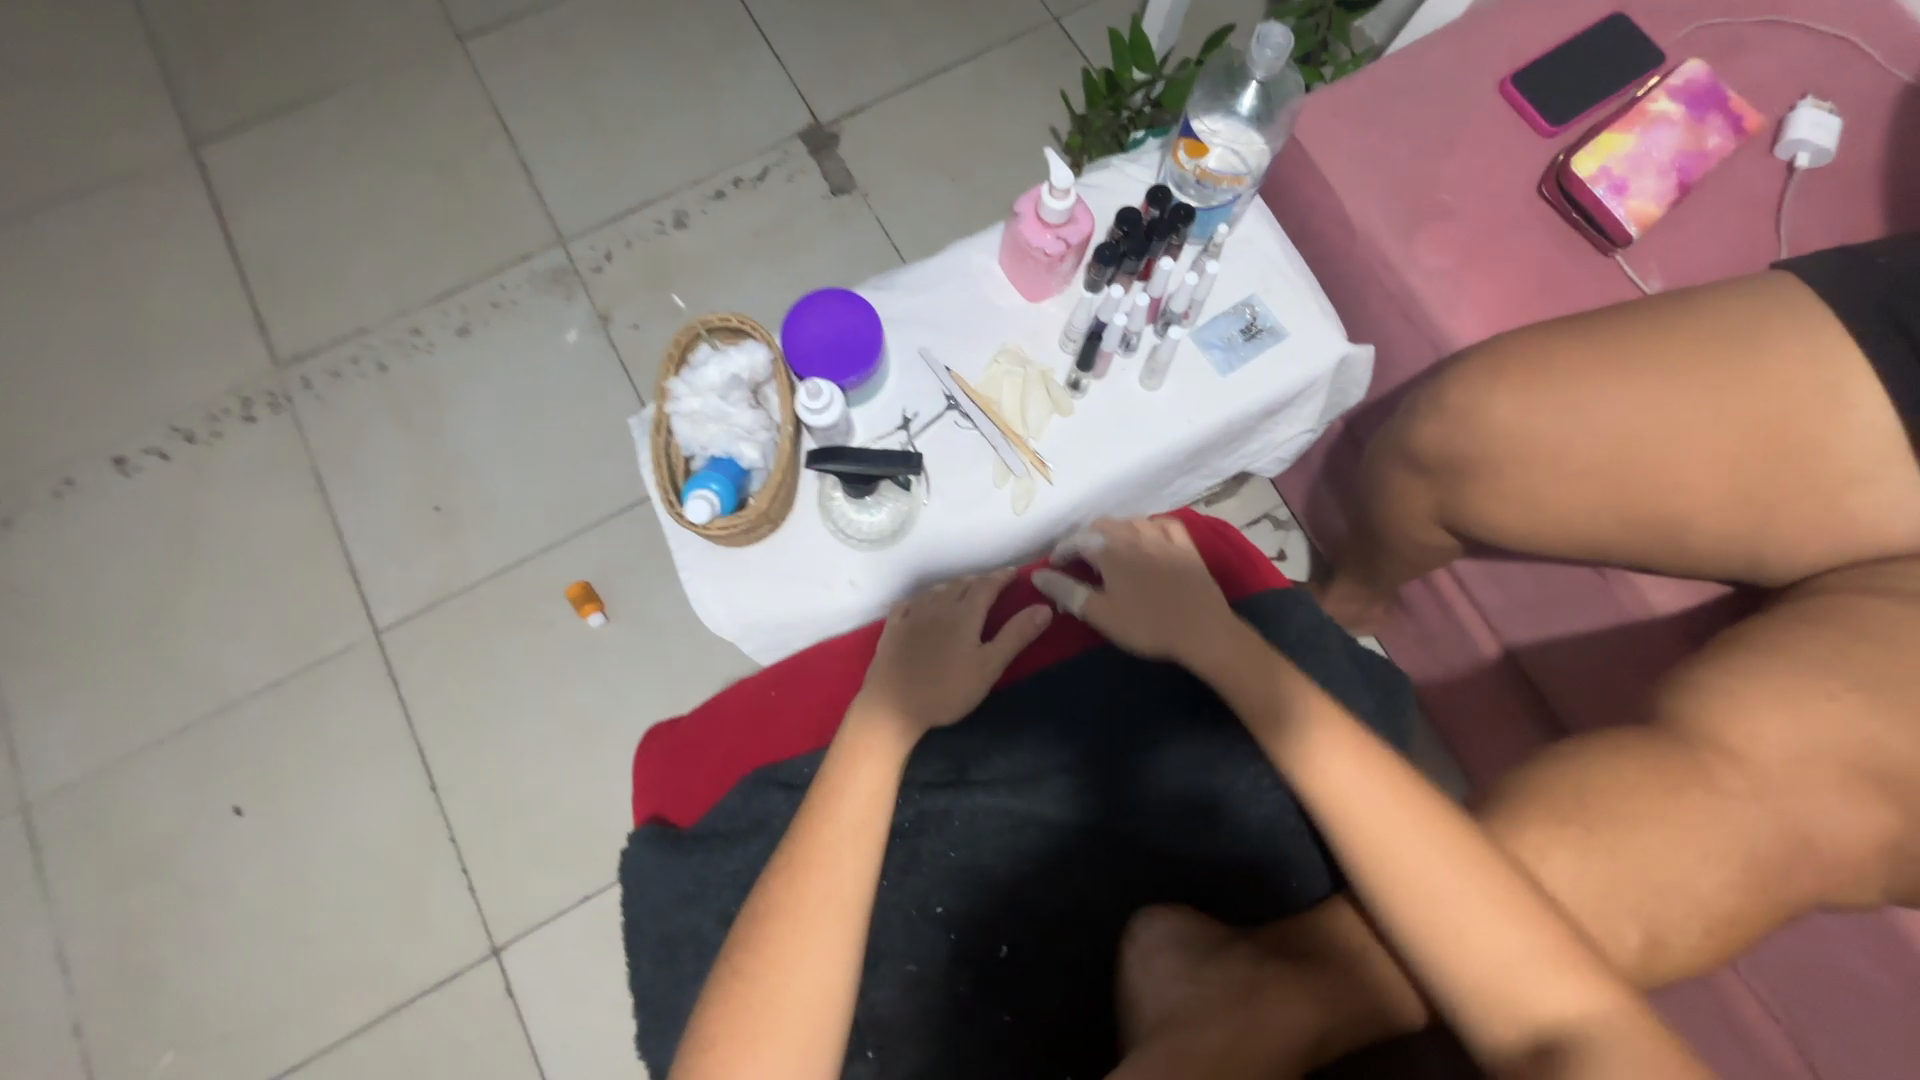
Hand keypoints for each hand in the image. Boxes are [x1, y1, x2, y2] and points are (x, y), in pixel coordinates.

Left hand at [850, 568, 1053, 740]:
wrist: (892, 706)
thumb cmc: (946, 690)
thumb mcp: (988, 666)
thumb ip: (1015, 636)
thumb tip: (1043, 607)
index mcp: (964, 614)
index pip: (986, 586)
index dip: (1002, 577)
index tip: (1014, 572)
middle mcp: (937, 607)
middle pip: (961, 585)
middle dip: (979, 581)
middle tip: (992, 584)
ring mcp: (912, 616)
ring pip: (936, 591)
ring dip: (953, 587)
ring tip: (962, 591)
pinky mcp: (892, 629)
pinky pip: (909, 603)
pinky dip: (923, 599)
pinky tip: (922, 605)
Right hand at [1030, 517, 1236, 666]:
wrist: (1202, 631)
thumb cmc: (1146, 625)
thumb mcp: (1100, 613)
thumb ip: (1066, 591)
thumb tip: (1037, 574)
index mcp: (1110, 550)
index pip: (1076, 540)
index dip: (1061, 552)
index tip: (1052, 567)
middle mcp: (1134, 535)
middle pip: (1102, 525)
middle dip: (1085, 538)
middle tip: (1078, 559)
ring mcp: (1163, 537)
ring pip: (1131, 521)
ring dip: (1114, 530)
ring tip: (1108, 548)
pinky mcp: (1186, 546)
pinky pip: (1163, 524)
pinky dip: (1148, 527)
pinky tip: (1147, 537)